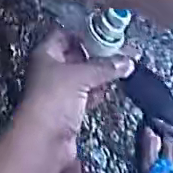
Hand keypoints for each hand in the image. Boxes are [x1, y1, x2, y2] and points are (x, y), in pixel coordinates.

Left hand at [12, 30, 133, 143]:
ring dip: (99, 74)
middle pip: (75, 56)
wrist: (45, 138)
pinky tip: (109, 90)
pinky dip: (97, 92)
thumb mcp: (79, 76)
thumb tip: (127, 61)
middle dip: (95, 55)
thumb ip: (104, 68)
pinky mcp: (68, 109)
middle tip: (118, 54)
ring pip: (82, 76)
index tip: (105, 36)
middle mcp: (51, 68)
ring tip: (120, 70)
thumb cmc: (54, 98)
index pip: (65, 35)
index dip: (83, 34)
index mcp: (46, 52)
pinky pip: (85, 94)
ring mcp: (59, 89)